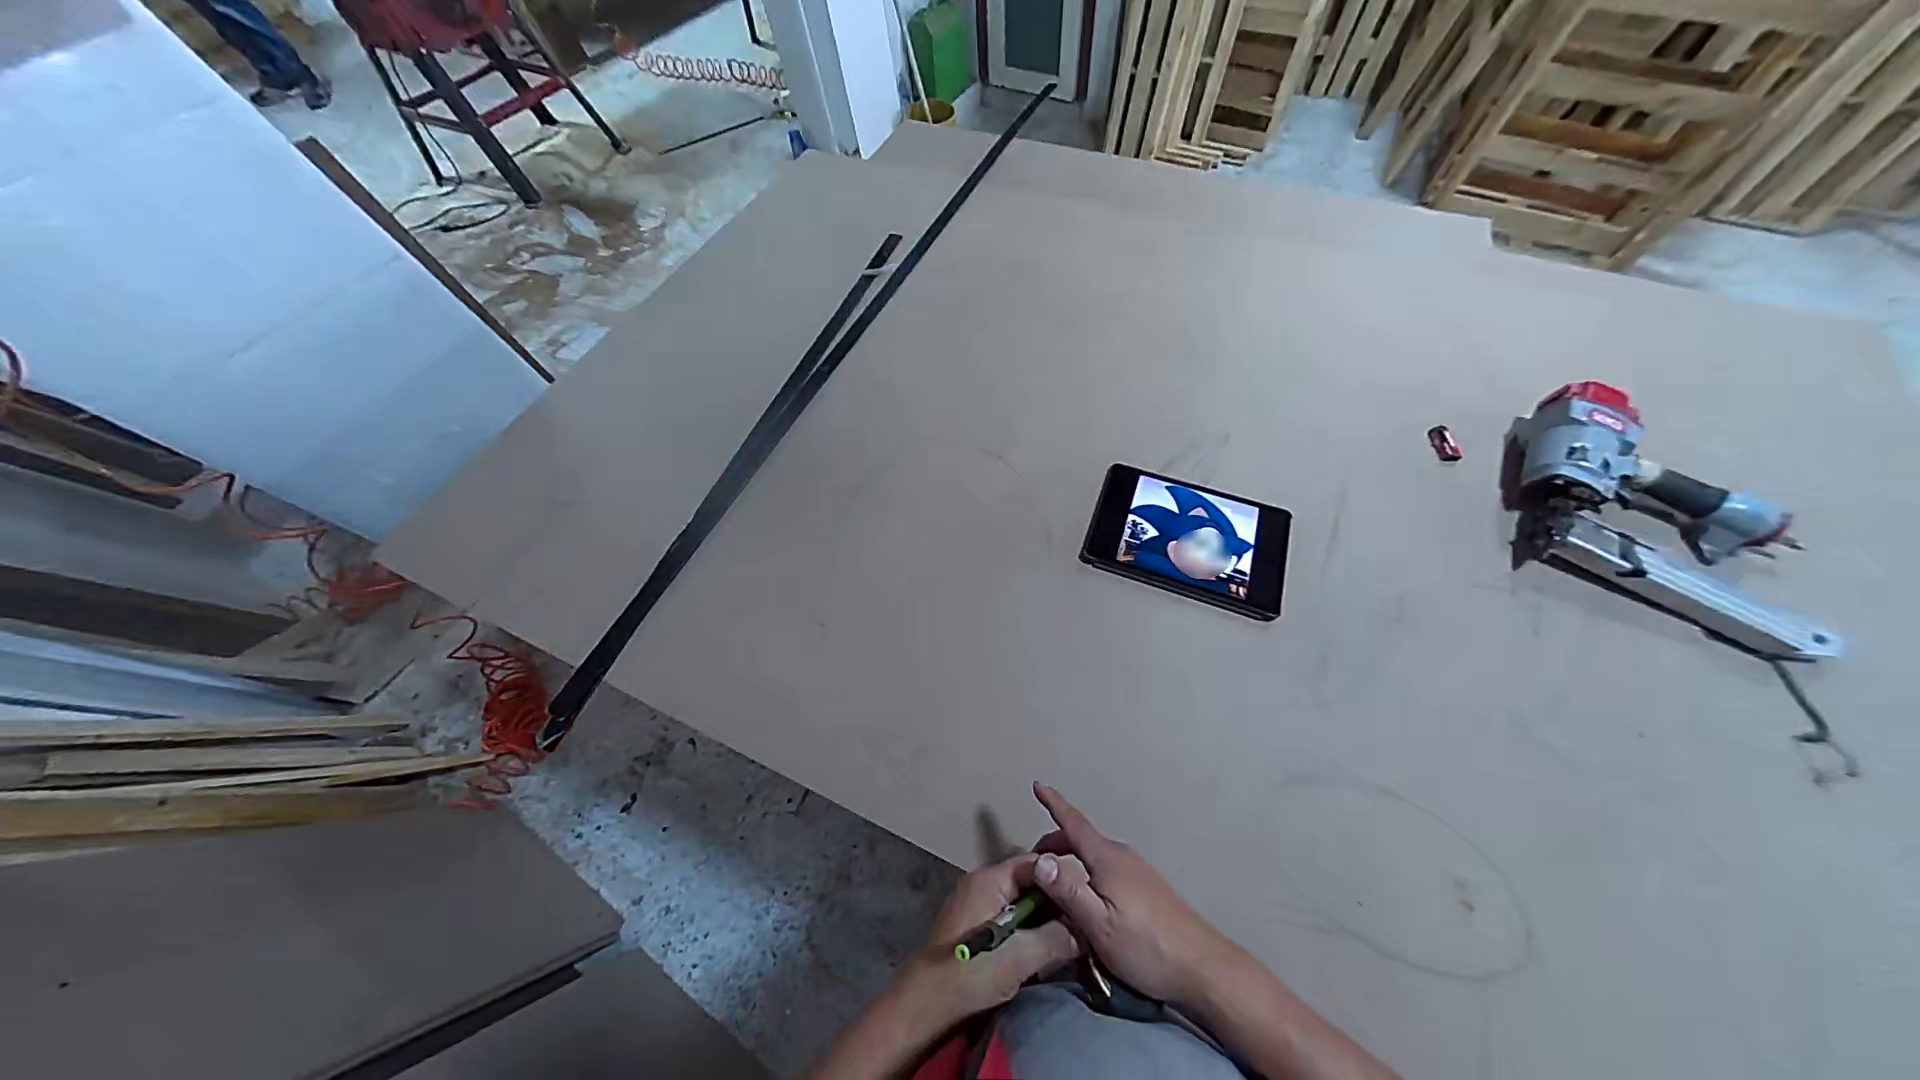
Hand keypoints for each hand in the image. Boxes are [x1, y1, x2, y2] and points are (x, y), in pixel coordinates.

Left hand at [892, 851, 1082, 1027]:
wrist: (926, 1005)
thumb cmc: (969, 974)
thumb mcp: (1019, 957)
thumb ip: (1055, 939)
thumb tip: (1085, 931)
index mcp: (989, 880)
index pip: (1036, 864)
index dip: (1063, 879)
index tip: (1086, 899)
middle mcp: (981, 883)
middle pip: (1029, 881)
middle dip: (1055, 901)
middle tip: (1081, 923)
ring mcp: (975, 903)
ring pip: (1020, 902)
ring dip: (1041, 919)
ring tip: (1068, 937)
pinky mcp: (973, 925)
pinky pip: (1008, 916)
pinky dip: (1026, 929)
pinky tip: (1041, 948)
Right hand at [1029, 782, 1241, 1007]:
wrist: (1203, 968)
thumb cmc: (1147, 948)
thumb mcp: (1099, 926)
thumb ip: (1068, 891)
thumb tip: (1039, 860)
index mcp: (1107, 859)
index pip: (1074, 823)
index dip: (1054, 804)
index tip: (1037, 785)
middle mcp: (1122, 856)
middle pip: (1081, 839)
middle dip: (1054, 843)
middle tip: (1034, 866)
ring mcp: (1138, 870)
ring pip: (1094, 855)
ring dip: (1071, 860)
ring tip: (1055, 885)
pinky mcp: (1147, 887)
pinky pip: (1107, 868)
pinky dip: (1087, 872)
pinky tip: (1087, 899)